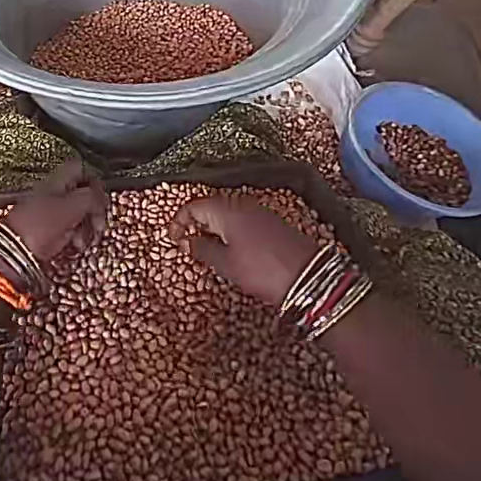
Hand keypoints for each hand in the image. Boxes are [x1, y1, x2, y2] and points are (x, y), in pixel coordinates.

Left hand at [2, 160, 107, 267]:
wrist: (14, 252)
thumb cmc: (40, 226)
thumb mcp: (72, 207)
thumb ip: (92, 197)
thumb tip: (102, 198)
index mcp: (57, 180)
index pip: (83, 169)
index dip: (96, 182)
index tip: (102, 199)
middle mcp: (53, 193)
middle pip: (84, 193)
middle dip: (94, 210)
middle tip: (98, 224)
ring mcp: (50, 212)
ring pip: (79, 213)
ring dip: (87, 227)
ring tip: (84, 240)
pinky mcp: (48, 231)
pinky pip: (70, 229)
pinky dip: (77, 236)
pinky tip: (75, 245)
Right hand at [170, 196, 321, 308]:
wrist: (307, 276)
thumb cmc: (261, 270)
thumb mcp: (225, 263)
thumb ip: (202, 248)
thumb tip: (188, 240)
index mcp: (226, 210)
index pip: (193, 206)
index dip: (179, 221)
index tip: (173, 237)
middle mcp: (242, 204)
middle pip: (210, 207)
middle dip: (195, 223)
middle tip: (187, 243)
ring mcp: (259, 211)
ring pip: (227, 213)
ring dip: (213, 227)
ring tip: (207, 249)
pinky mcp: (272, 222)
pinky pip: (242, 219)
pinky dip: (230, 230)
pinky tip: (231, 249)